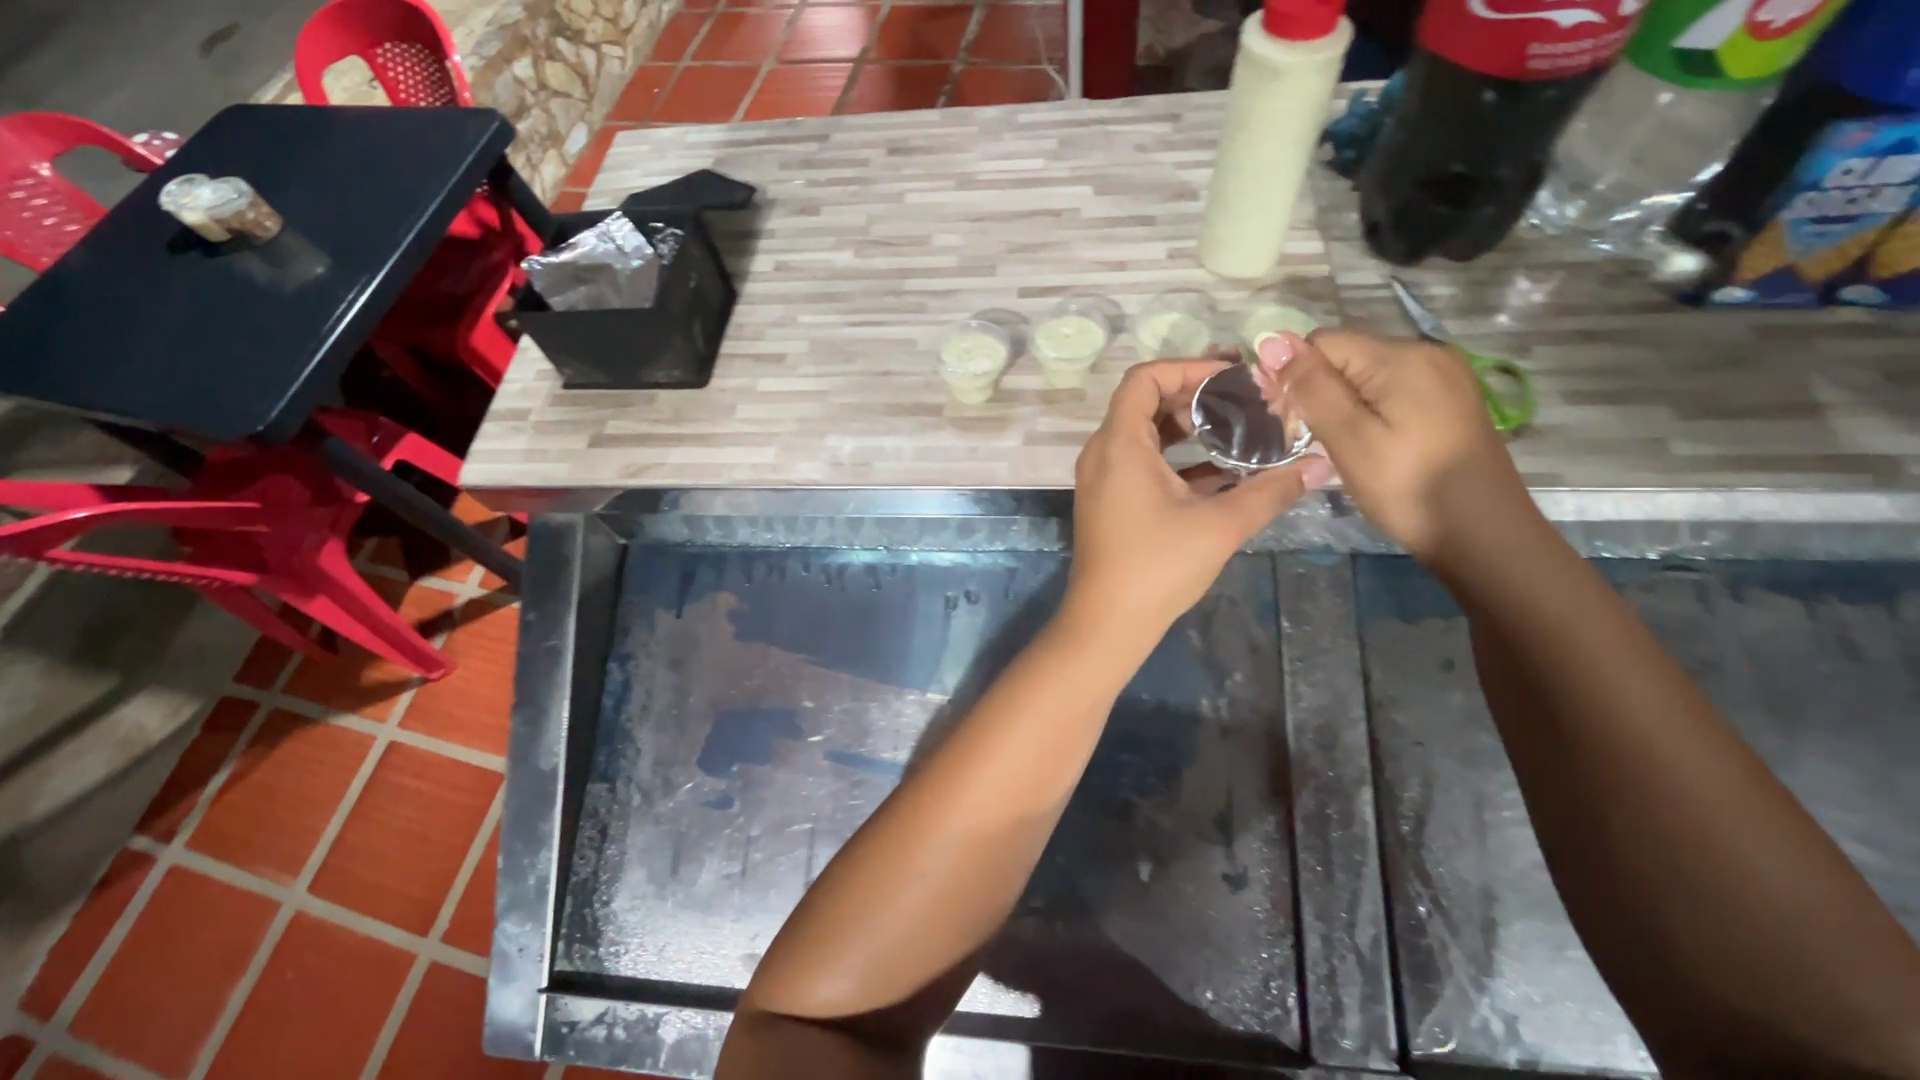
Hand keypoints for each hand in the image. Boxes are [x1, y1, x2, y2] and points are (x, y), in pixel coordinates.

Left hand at [1068, 359, 1324, 631]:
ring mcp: (1104, 479)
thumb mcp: (1221, 525)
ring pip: (1146, 434)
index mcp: (1119, 444)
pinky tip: (1225, 472)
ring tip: (1241, 430)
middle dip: (1196, 397)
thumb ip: (1271, 490)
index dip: (1189, 368)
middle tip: (1246, 401)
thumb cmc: (1158, 567)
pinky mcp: (1111, 502)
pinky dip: (1179, 459)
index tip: (1233, 377)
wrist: (1108, 623)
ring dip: (1189, 429)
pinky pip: (1143, 463)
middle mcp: (1103, 453)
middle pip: (1146, 403)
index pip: (1145, 378)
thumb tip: (1320, 466)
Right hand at [1254, 330, 1537, 565]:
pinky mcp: (1452, 400)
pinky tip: (1373, 445)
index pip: (1320, 342)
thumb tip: (1270, 342)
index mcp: (1401, 356)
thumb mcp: (1350, 439)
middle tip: (1310, 443)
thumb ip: (1310, 387)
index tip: (1286, 423)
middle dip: (1317, 391)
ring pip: (1368, 375)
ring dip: (1343, 404)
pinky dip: (1371, 412)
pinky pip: (1394, 390)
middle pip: (1346, 356)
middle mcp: (1426, 351)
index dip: (1293, 376)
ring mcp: (1445, 375)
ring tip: (1341, 449)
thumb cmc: (1409, 488)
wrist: (1486, 535)